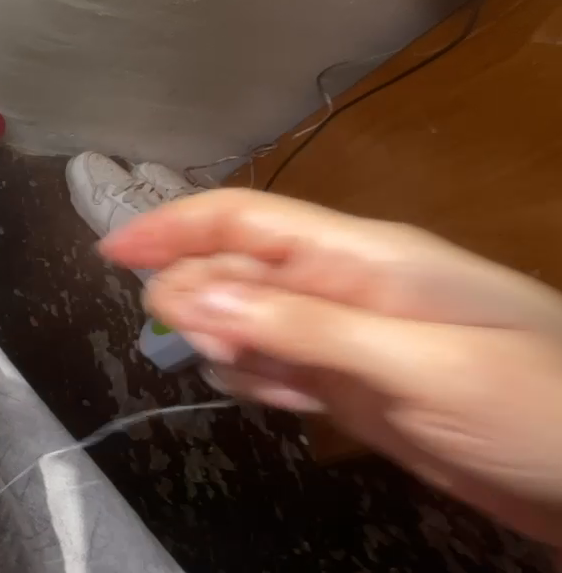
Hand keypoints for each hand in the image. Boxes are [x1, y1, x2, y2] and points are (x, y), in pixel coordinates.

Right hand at [100, 189, 561, 545]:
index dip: (168, 225)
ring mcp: (338, 331)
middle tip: (198, 344)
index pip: (239, 217)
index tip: (109, 253)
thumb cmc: (545, 410)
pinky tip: (279, 401)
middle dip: (196, 298)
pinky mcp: (344, 378)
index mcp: (358, 255)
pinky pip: (264, 361)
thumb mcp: (423, 365)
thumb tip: (184, 295)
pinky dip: (252, 378)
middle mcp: (336, 283)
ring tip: (249, 378)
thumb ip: (299, 325)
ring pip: (235, 316)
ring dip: (222, 344)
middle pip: (226, 268)